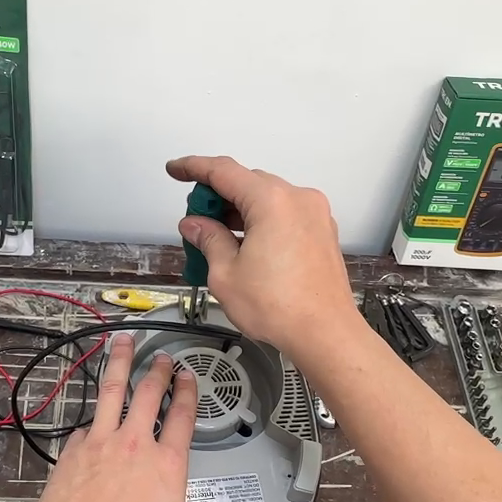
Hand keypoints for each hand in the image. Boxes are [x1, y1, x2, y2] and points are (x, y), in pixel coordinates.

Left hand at [34, 333, 249, 501]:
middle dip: (157, 370)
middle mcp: (135, 444)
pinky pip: (85, 427)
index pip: (184, 417)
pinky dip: (92, 418)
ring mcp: (100, 444)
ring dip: (119, 364)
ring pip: (111, 392)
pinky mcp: (72, 452)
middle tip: (161, 356)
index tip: (188, 375)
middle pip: (148, 394)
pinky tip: (91, 417)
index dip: (188, 392)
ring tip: (121, 343)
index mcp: (166, 464)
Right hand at [166, 156, 360, 360]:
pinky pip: (285, 215)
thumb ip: (208, 240)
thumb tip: (195, 225)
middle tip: (195, 219)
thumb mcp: (226, 274)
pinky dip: (262, 222)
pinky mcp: (322, 233)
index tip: (176, 170)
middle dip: (217, 196)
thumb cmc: (281, 308)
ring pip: (268, 200)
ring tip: (216, 238)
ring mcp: (315, 216)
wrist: (325, 333)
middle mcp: (298, 200)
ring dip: (239, 212)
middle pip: (248, 183)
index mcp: (271, 201)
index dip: (194, 168)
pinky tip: (245, 245)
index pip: (224, 171)